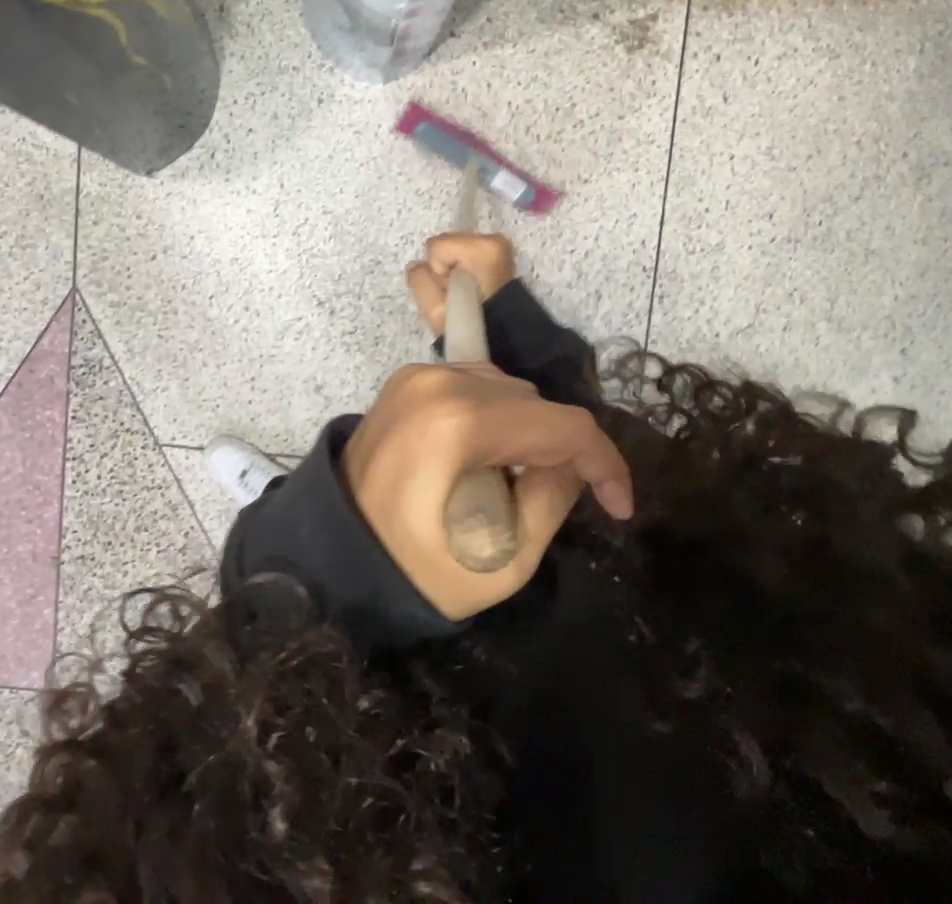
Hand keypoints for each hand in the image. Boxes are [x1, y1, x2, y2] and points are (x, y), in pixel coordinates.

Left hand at [343, 363, 633, 619]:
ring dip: (524, 432)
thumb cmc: (415, 573)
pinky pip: (472, 387)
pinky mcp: (403, 384)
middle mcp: (438, 382)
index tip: (619, 508)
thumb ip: (553, 498)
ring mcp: (415, 378)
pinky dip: (492, 418)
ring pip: (507, 390)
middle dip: (557, 450)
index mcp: (460, 422)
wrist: (333, 557)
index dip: (604, 465)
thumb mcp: (502, 560)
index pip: (563, 426)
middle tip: (556, 499)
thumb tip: (572, 463)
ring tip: (511, 485)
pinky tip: (481, 461)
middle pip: (534, 403)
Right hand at [404, 232, 516, 335]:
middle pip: (446, 243)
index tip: (450, 291)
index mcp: (482, 249)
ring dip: (453, 268)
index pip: (436, 247)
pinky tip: (471, 284)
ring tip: (465, 290)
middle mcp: (493, 240)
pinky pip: (466, 253)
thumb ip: (420, 281)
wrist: (503, 334)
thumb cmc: (470, 322)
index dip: (436, 272)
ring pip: (454, 248)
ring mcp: (498, 245)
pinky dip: (463, 266)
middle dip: (444, 267)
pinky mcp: (498, 252)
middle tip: (456, 292)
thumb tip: (416, 266)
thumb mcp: (436, 310)